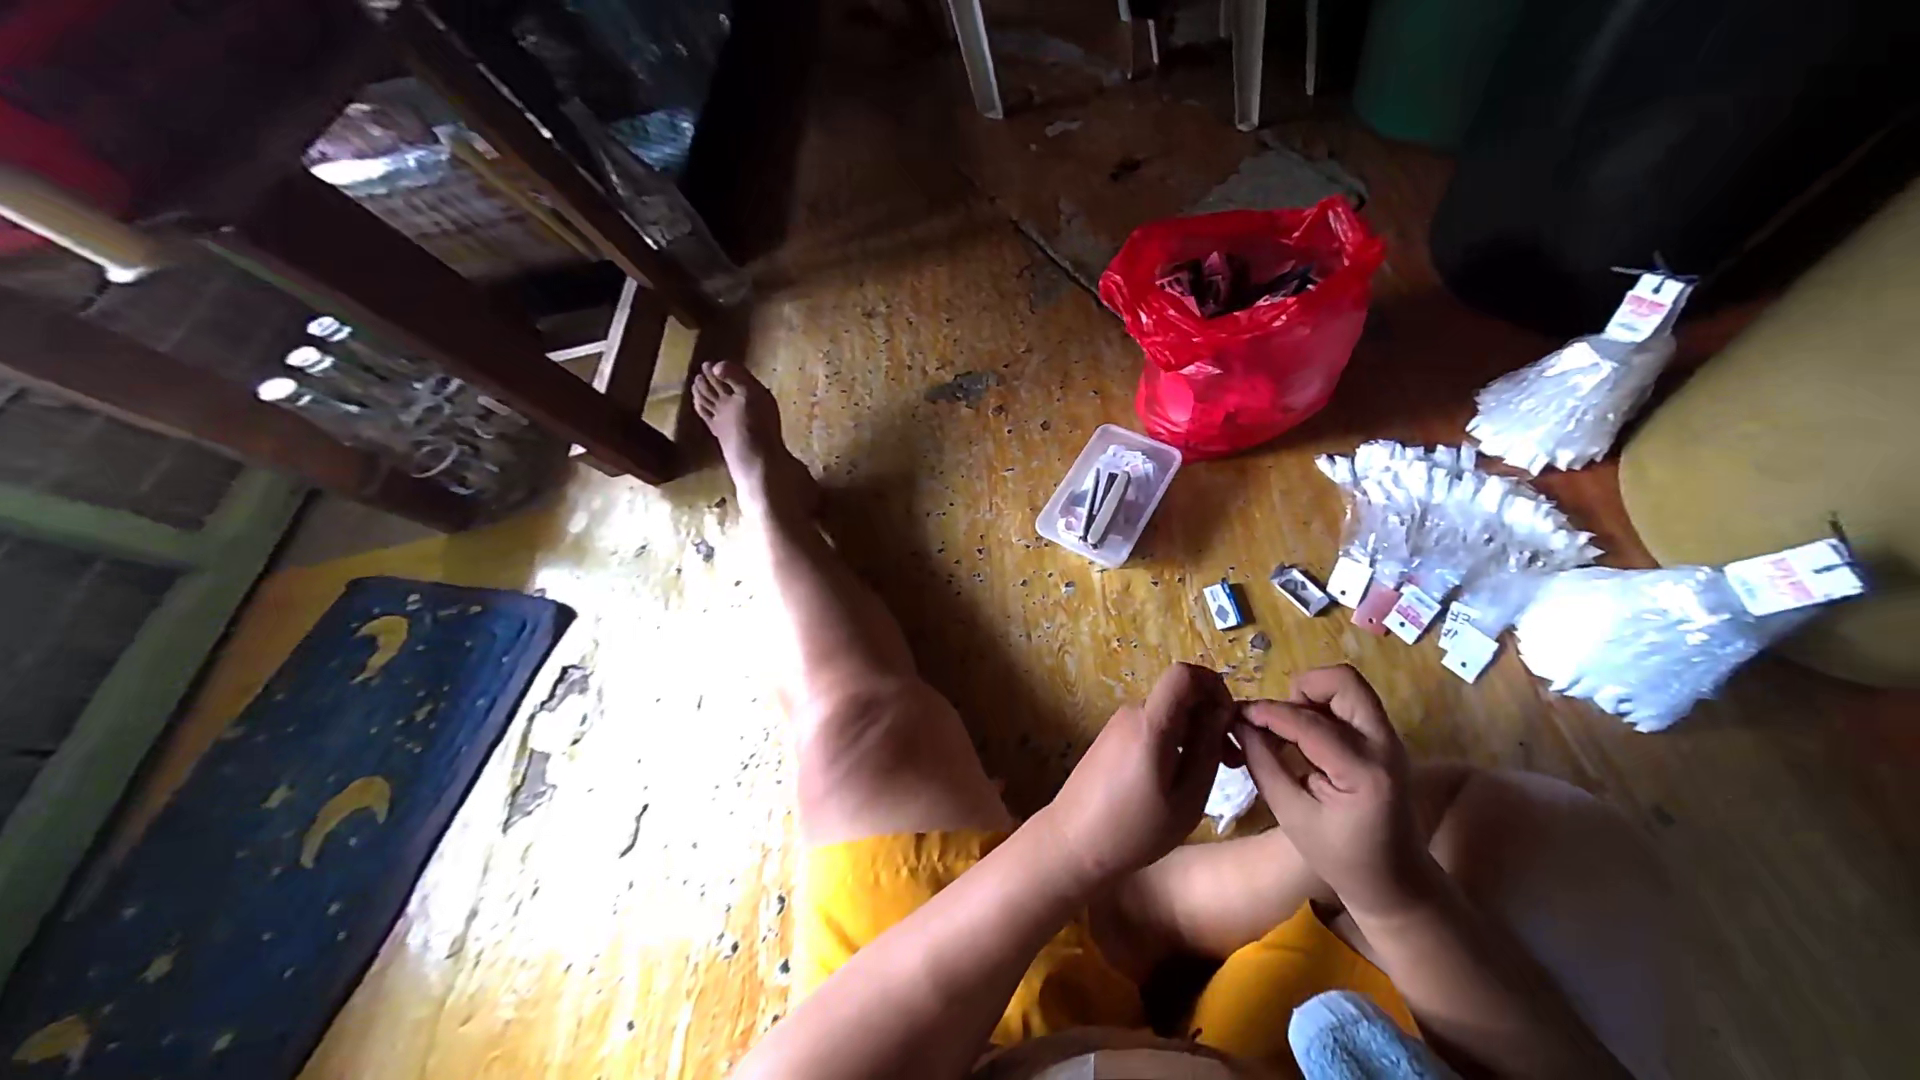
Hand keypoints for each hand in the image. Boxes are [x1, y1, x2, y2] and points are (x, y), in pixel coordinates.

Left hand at [1039, 663, 1234, 888]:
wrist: (1071, 844)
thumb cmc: (1134, 830)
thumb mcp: (1187, 799)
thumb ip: (1207, 750)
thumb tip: (1222, 713)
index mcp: (1150, 724)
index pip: (1185, 673)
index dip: (1214, 687)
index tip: (1230, 723)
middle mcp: (1131, 713)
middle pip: (1179, 694)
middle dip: (1210, 717)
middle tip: (1232, 762)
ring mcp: (1118, 724)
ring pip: (1167, 712)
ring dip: (1193, 733)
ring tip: (1210, 775)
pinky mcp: (1111, 738)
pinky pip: (1151, 726)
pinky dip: (1172, 741)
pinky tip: (1179, 777)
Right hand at [1235, 665, 1437, 917]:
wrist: (1397, 882)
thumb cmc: (1341, 858)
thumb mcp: (1291, 815)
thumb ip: (1263, 764)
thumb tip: (1239, 724)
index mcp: (1363, 771)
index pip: (1308, 721)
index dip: (1266, 712)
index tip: (1236, 715)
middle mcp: (1384, 745)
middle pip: (1343, 681)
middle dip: (1300, 689)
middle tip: (1277, 718)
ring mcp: (1388, 740)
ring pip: (1348, 686)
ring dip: (1311, 697)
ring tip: (1288, 729)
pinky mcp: (1384, 740)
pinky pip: (1349, 703)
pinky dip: (1319, 708)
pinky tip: (1301, 739)